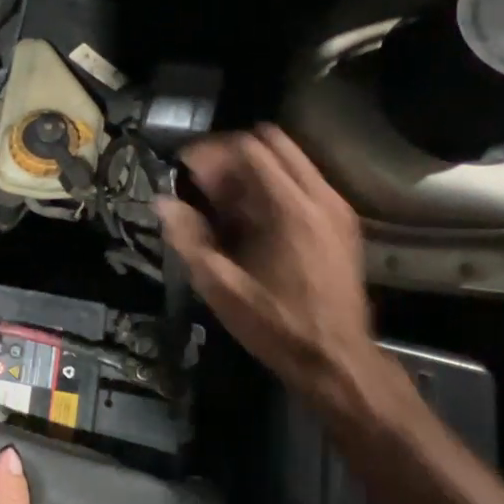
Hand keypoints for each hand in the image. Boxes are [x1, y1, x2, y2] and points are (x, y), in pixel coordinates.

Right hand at [154, 125, 385, 406]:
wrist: (336, 360)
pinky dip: (272, 186)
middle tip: (202, 181)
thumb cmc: (275, 326)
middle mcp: (320, 197)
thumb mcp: (220, 288)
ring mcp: (336, 209)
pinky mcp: (341, 224)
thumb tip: (162, 203)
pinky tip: (248, 219)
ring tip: (220, 201)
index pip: (250, 149)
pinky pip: (302, 182)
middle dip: (232, 154)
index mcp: (290, 209)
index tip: (183, 169)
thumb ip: (189, 239)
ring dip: (252, 170)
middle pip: (273, 143)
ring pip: (289, 161)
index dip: (210, 152)